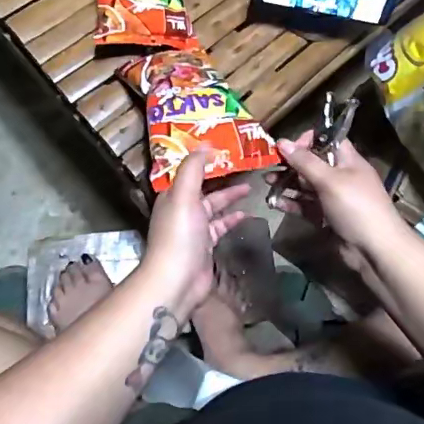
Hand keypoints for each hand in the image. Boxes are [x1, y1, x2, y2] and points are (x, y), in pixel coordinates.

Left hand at [139, 152, 250, 316]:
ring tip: (251, 189)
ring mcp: (193, 229)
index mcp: (173, 195)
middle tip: (246, 168)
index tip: (226, 148)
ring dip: (230, 198)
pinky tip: (246, 215)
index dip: (206, 160)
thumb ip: (194, 168)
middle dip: (223, 178)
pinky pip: (220, 227)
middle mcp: (182, 209)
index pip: (190, 171)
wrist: (176, 279)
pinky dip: (232, 219)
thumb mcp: (184, 194)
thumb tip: (206, 144)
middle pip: (204, 189)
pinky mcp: (205, 246)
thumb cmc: (179, 234)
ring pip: (214, 207)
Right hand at [271, 132, 408, 261]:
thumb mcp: (330, 180)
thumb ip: (305, 161)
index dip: (307, 140)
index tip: (287, 147)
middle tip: (268, 166)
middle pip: (312, 163)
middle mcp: (341, 176)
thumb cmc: (355, 207)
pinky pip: (306, 206)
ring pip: (306, 186)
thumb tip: (282, 141)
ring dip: (287, 183)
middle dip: (290, 163)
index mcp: (348, 161)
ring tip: (267, 183)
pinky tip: (275, 203)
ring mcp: (333, 198)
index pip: (327, 140)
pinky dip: (292, 203)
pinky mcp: (326, 217)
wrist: (374, 250)